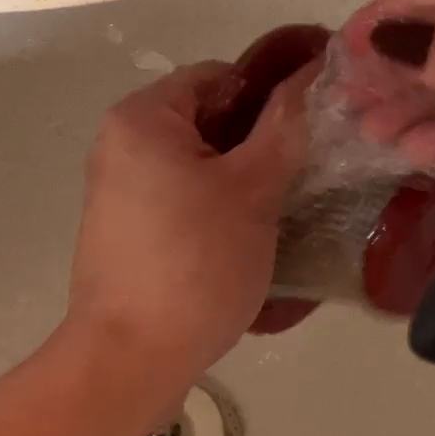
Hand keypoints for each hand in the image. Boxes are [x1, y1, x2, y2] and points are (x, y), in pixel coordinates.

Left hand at [65, 61, 309, 399]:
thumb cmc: (193, 266)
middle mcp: (118, 151)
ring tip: (287, 216)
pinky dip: (214, 222)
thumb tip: (314, 74)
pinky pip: (180, 214)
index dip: (272, 93)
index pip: (219, 78)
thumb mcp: (252, 191)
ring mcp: (118, 202)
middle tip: (309, 177)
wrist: (130, 360)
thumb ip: (285, 126)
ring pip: (196, 176)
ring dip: (241, 191)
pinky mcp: (125, 244)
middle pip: (206, 128)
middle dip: (259, 150)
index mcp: (140, 120)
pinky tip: (249, 249)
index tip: (317, 126)